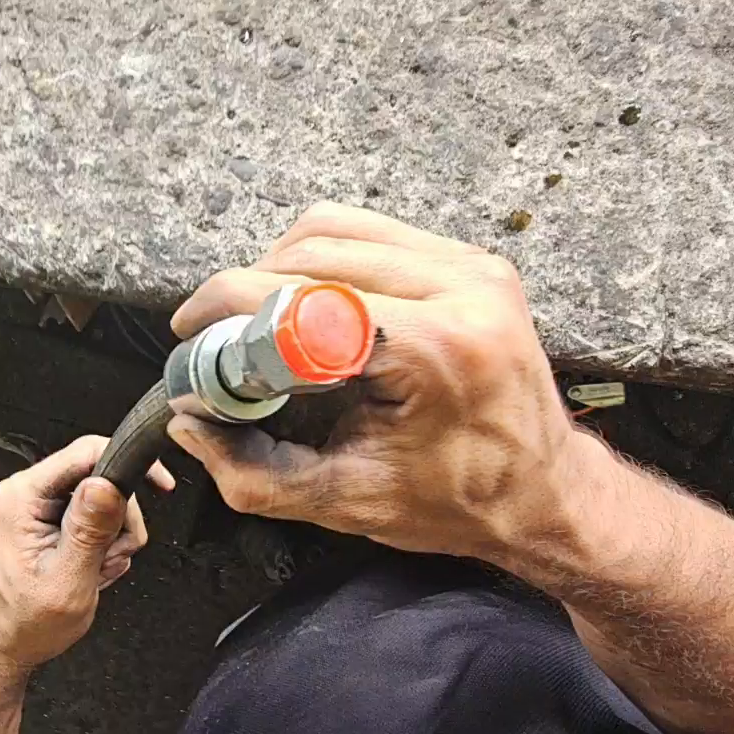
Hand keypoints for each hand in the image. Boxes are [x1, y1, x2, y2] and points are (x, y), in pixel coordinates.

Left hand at [0, 436, 173, 674]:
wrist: (1, 649)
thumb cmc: (21, 625)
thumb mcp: (66, 581)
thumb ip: (89, 530)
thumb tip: (108, 484)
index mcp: (22, 498)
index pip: (87, 451)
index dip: (129, 465)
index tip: (160, 484)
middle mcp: (26, 495)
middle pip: (101, 478)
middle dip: (119, 520)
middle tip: (107, 558)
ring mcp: (36, 508)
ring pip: (104, 501)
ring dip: (112, 539)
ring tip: (93, 571)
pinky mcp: (47, 522)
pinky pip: (94, 520)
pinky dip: (102, 547)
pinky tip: (89, 570)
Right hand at [167, 202, 596, 573]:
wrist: (545, 493)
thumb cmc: (457, 504)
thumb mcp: (344, 503)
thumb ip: (252, 470)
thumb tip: (188, 423)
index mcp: (434, 349)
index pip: (300, 299)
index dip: (225, 308)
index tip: (191, 336)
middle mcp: (459, 287)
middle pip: (311, 251)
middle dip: (244, 290)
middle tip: (219, 341)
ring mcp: (470, 266)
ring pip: (335, 229)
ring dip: (278, 270)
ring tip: (258, 323)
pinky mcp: (470, 263)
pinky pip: (370, 234)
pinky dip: (320, 262)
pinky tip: (306, 307)